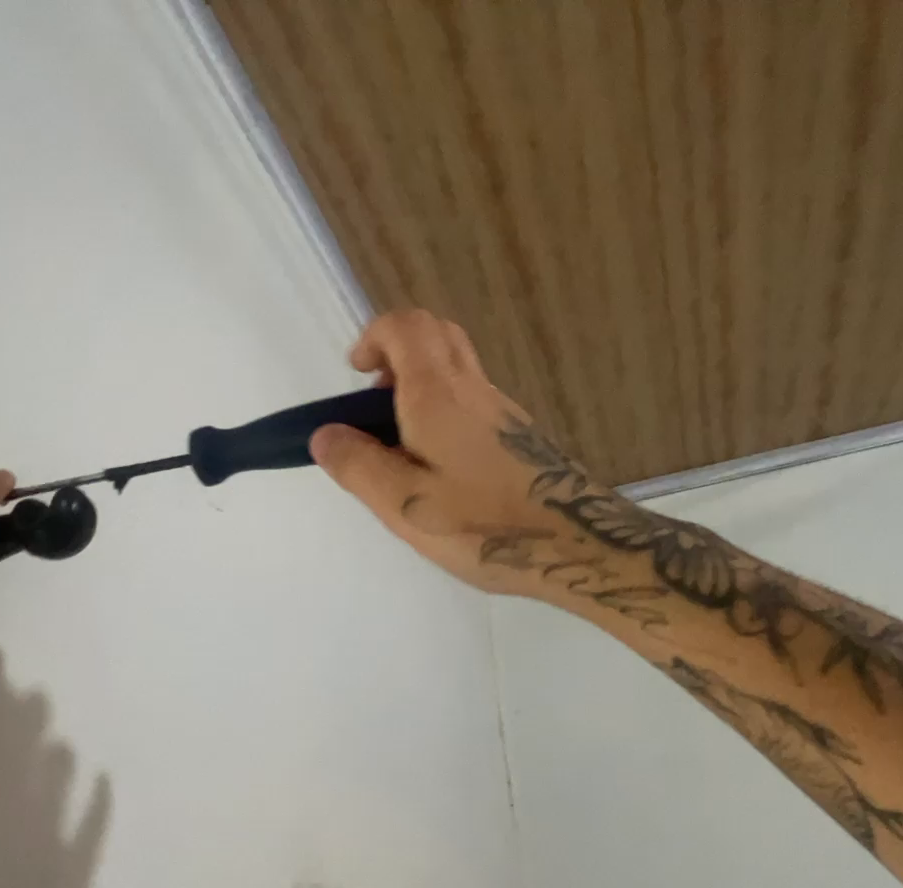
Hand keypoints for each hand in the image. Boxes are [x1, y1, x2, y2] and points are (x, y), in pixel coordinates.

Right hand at [309, 310, 615, 596]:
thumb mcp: (404, 504)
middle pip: (436, 334)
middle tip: (375, 402)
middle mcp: (473, 390)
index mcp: (438, 395)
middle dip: (396, 352)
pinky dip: (444, 410)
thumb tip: (325, 434)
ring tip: (399, 445)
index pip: (407, 327)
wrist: (578, 545)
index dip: (373, 336)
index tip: (356, 375)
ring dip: (420, 384)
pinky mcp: (519, 437)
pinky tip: (438, 468)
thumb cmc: (483, 525)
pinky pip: (474, 400)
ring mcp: (502, 411)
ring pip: (457, 367)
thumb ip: (357, 466)